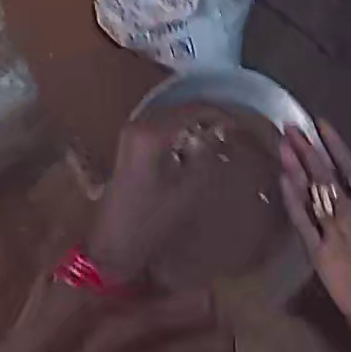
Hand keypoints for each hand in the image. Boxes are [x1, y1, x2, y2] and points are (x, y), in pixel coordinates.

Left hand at [86, 106, 226, 285]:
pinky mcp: (128, 143)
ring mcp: (130, 133)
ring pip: (168, 116)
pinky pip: (158, 126)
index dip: (217, 113)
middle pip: (178, 109)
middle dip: (205, 115)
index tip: (236, 123)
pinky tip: (192, 142)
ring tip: (216, 132)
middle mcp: (138, 125)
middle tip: (229, 127)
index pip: (190, 111)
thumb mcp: (186, 190)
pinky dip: (177, 129)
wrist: (113, 242)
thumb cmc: (151, 219)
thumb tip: (218, 134)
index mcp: (151, 134)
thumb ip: (205, 157)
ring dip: (191, 121)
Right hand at [280, 124, 350, 351]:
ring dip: (297, 172)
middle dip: (309, 153)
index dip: (336, 147)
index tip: (321, 124)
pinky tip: (283, 183)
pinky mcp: (321, 257)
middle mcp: (350, 217)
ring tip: (283, 147)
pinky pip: (304, 226)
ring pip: (310, 196)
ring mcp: (333, 235)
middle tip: (290, 128)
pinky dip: (293, 204)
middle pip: (325, 178)